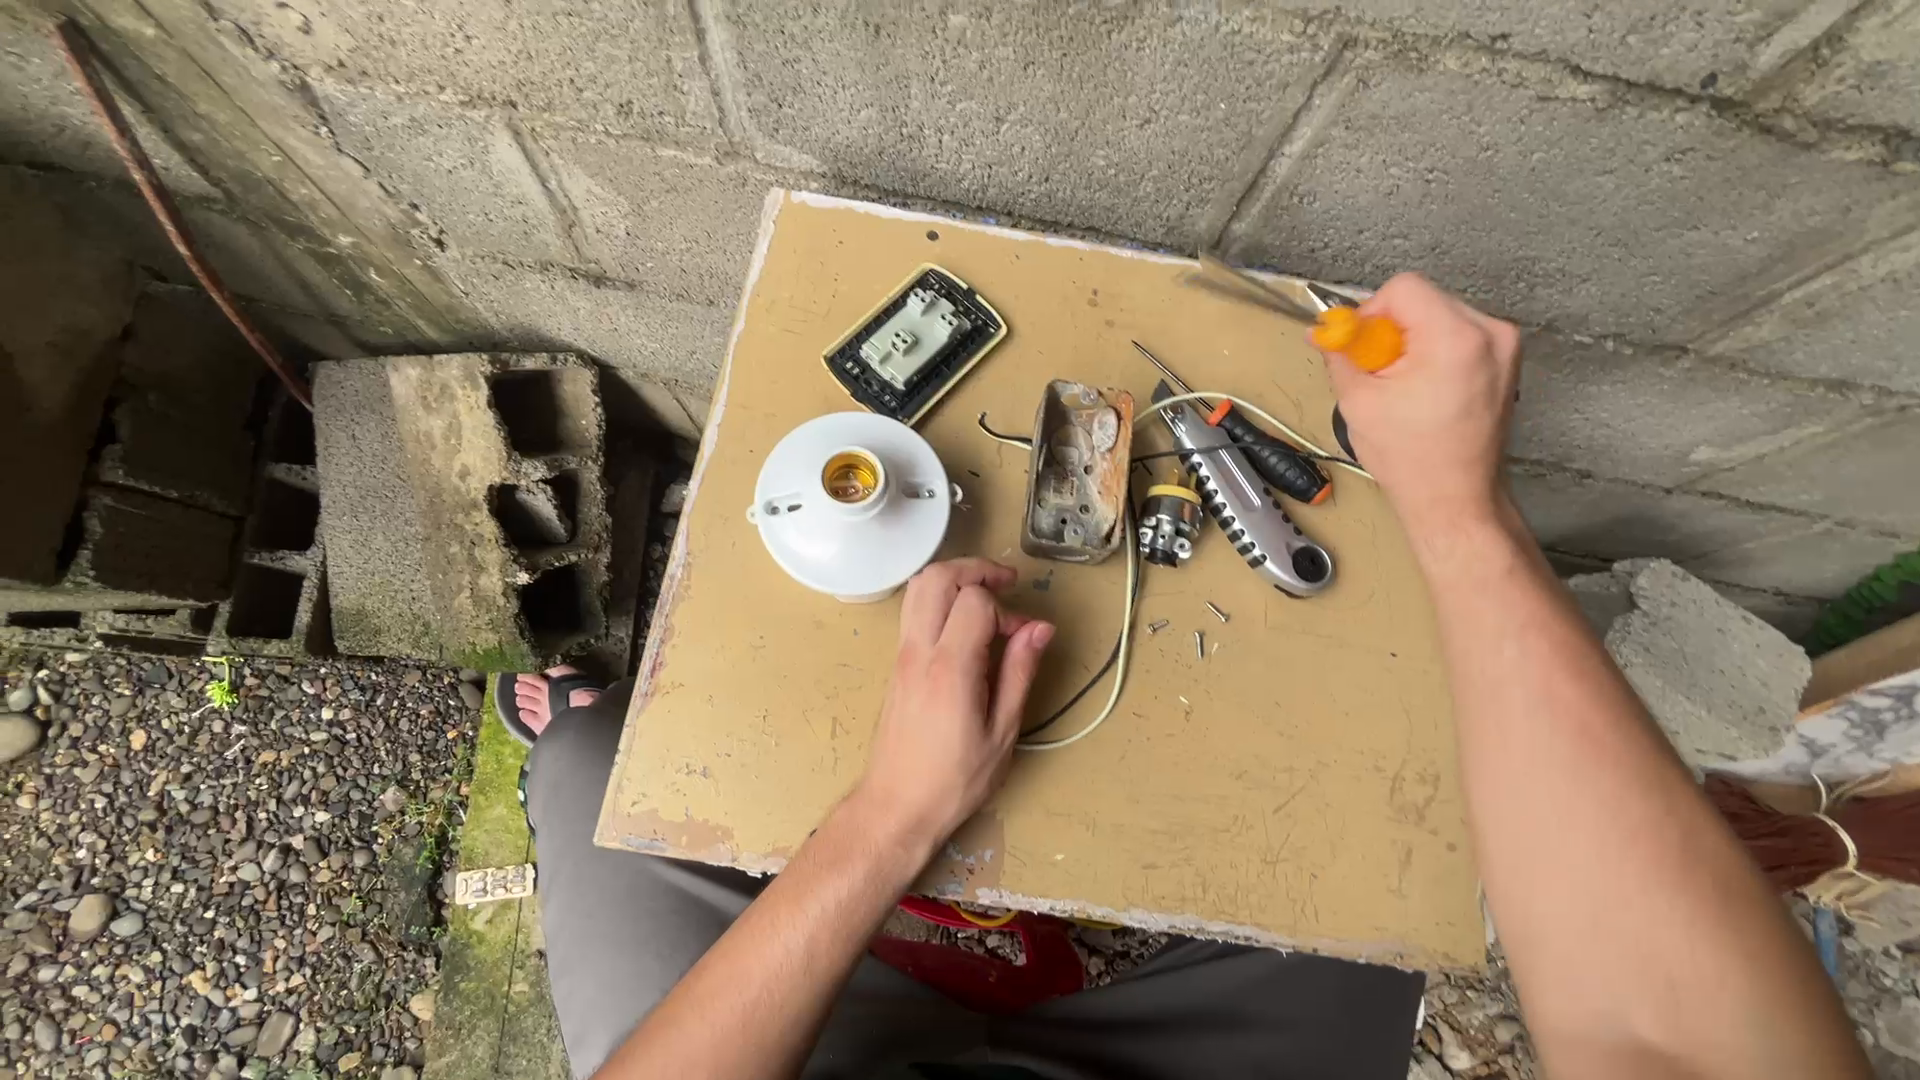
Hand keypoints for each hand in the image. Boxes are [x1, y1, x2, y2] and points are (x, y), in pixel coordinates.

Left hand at [852, 558, 1054, 850]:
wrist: (896, 806)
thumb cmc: (955, 779)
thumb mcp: (1002, 732)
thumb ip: (1020, 672)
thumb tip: (1040, 627)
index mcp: (950, 668)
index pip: (974, 601)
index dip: (1005, 608)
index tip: (1022, 635)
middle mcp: (919, 651)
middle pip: (936, 577)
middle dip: (975, 569)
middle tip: (1006, 584)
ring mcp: (901, 654)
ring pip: (917, 587)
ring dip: (954, 579)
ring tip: (986, 597)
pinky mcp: (896, 662)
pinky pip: (913, 609)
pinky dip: (939, 599)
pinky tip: (964, 625)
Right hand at [1316, 273, 1521, 532]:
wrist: (1454, 496)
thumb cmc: (1414, 459)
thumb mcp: (1358, 402)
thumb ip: (1339, 355)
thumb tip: (1324, 332)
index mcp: (1455, 338)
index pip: (1403, 288)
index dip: (1370, 312)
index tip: (1358, 343)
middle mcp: (1490, 333)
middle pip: (1422, 300)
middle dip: (1389, 330)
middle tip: (1376, 371)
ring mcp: (1503, 346)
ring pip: (1438, 316)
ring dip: (1409, 342)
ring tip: (1400, 386)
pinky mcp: (1504, 360)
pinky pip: (1456, 335)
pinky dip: (1430, 352)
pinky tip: (1420, 389)